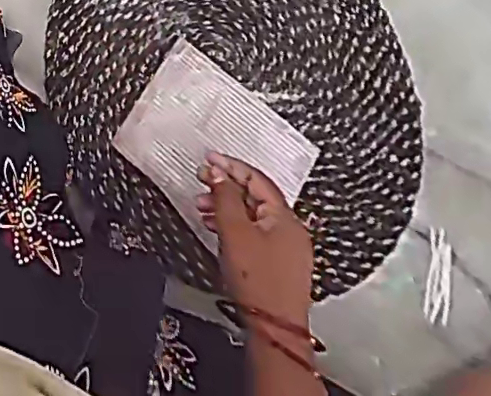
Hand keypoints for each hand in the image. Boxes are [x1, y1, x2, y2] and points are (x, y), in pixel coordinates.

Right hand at [198, 154, 313, 320]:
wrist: (274, 331)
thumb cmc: (257, 280)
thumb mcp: (235, 231)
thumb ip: (225, 197)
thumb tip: (217, 172)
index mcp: (284, 216)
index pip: (256, 179)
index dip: (231, 165)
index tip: (209, 159)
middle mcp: (289, 228)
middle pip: (254, 196)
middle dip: (226, 187)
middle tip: (202, 180)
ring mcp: (286, 247)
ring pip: (252, 215)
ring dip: (226, 207)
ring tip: (202, 206)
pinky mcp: (278, 263)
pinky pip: (254, 232)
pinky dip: (234, 226)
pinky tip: (216, 227)